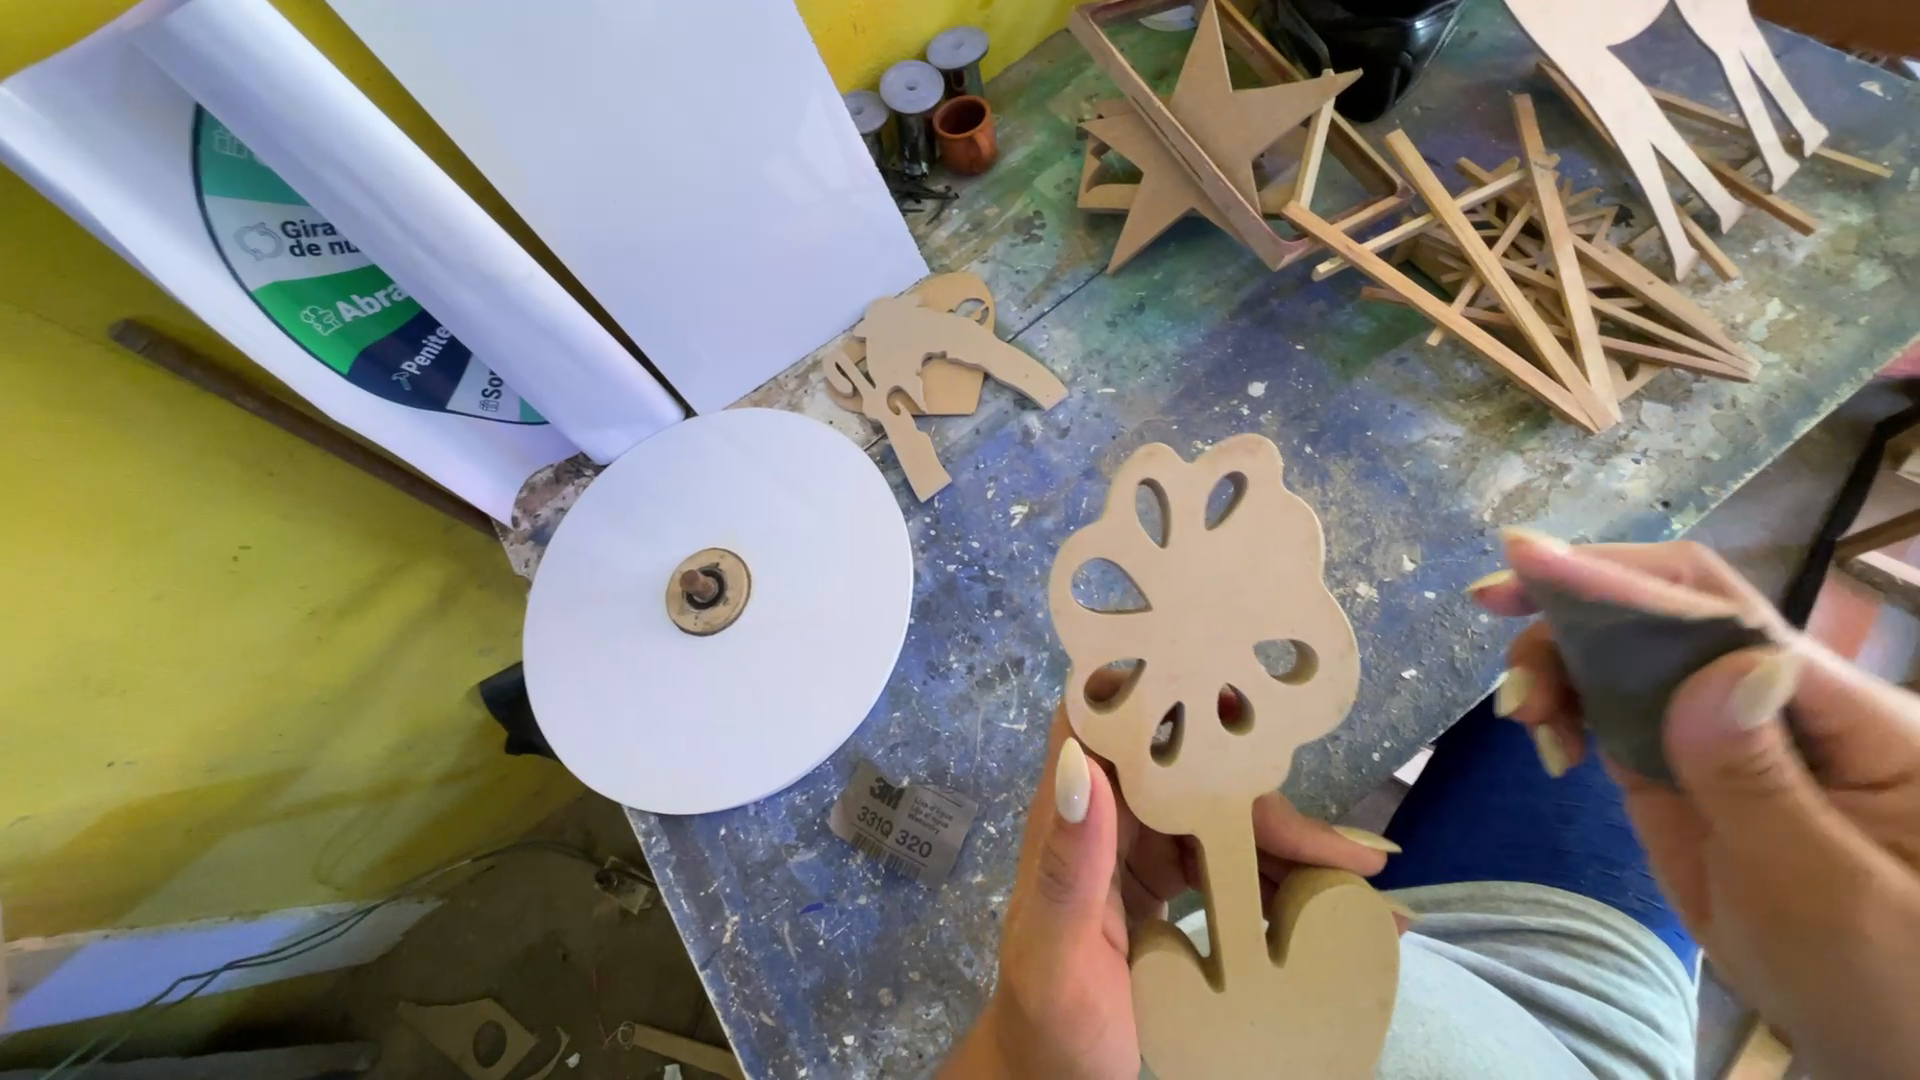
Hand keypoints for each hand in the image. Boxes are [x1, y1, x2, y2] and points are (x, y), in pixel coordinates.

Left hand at [941, 673, 1403, 1079]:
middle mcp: (1110, 816)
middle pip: (1189, 769)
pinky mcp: (1173, 879)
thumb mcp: (1057, 956)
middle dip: (1264, 793)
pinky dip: (1285, 878)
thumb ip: (1067, 865)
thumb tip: (1081, 762)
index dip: (1156, 687)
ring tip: (1367, 887)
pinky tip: (1339, 908)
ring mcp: (1145, 846)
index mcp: (1073, 816)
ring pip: (1222, 813)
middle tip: (1348, 851)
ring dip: (1291, 842)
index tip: (1231, 690)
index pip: (1104, 720)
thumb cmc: (1052, 1025)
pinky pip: (1236, 860)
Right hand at [1470, 530, 1919, 1079]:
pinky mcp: (1676, 756)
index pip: (1727, 617)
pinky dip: (1558, 704)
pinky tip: (1544, 738)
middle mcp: (1780, 701)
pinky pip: (1602, 703)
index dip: (1621, 578)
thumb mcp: (1827, 889)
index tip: (1524, 556)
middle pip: (1660, 615)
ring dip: (1553, 663)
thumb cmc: (1890, 982)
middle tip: (1487, 607)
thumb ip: (1762, 777)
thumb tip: (1720, 666)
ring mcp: (1721, 727)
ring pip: (1617, 655)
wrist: (1879, 1042)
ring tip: (1522, 716)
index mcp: (1852, 715)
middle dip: (1569, 608)